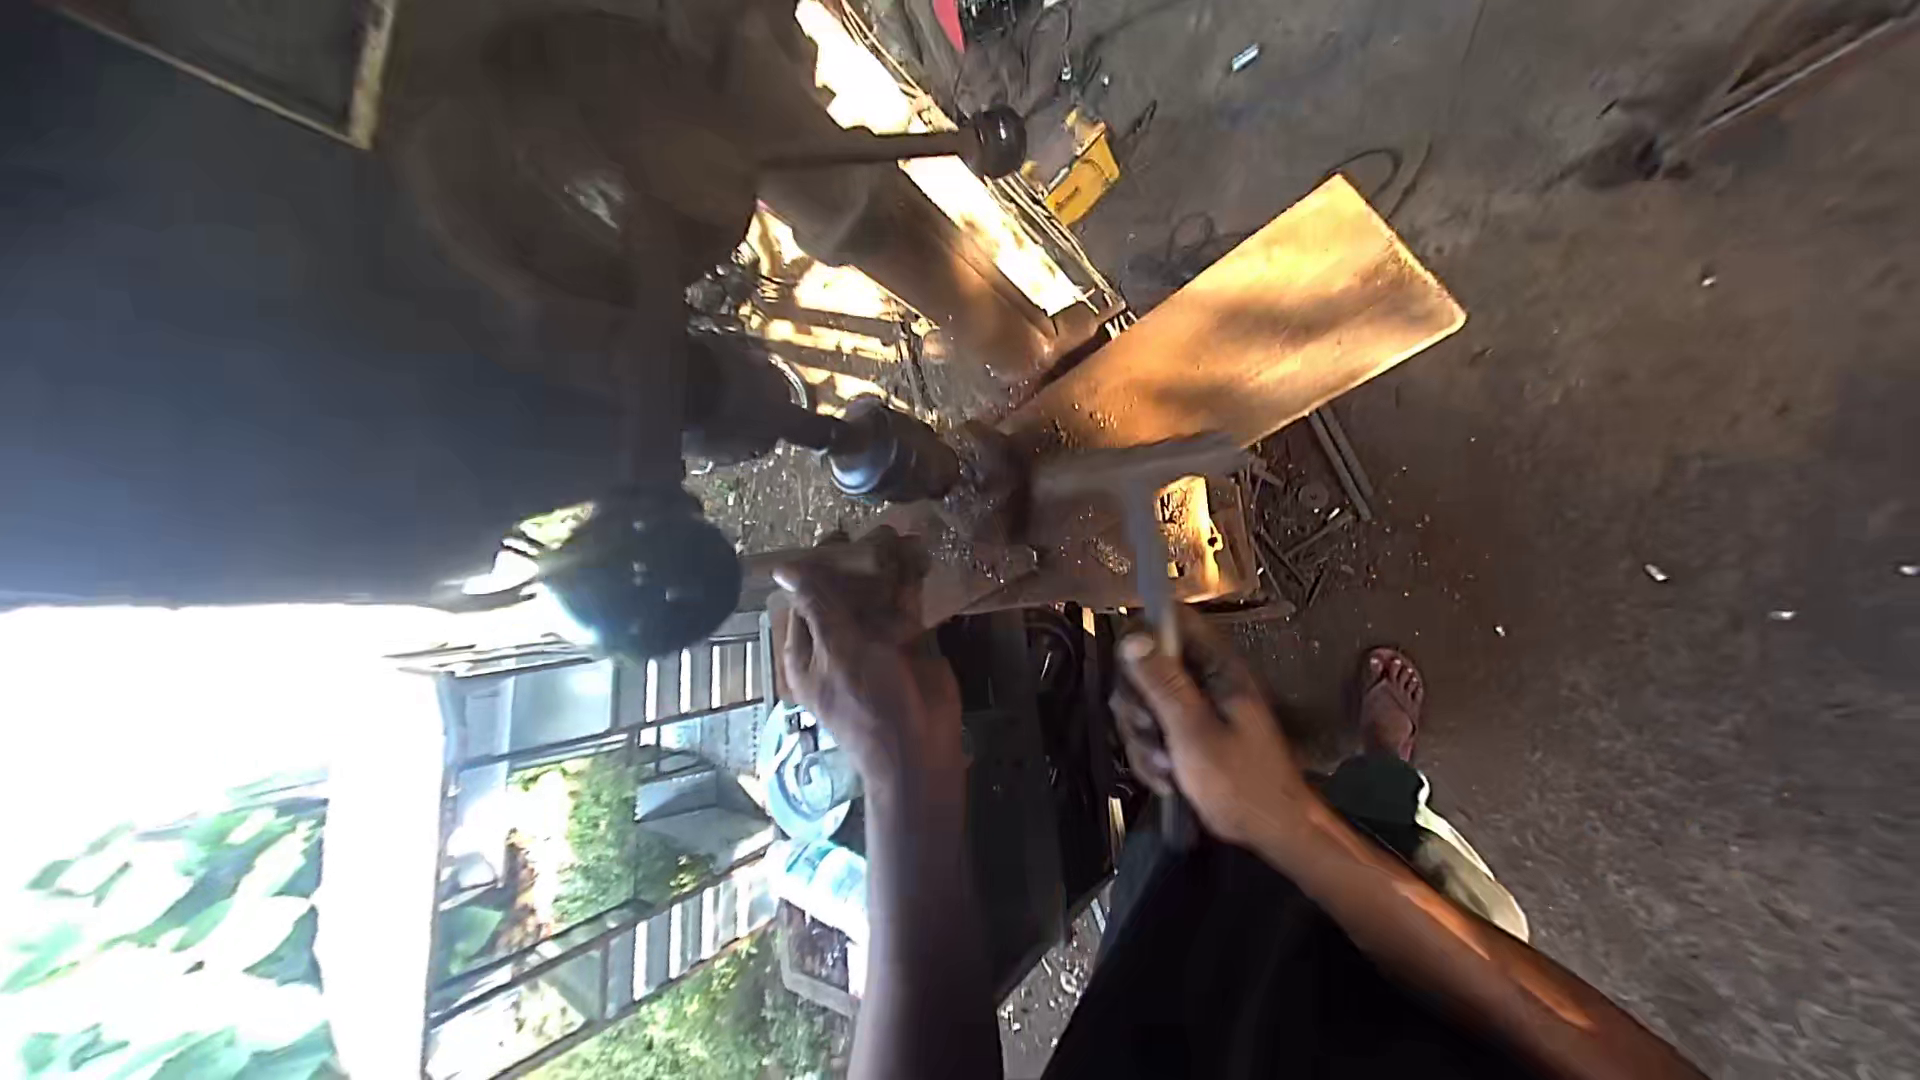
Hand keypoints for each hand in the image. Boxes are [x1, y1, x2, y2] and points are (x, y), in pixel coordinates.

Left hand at [774, 530, 962, 797]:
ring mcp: (874, 644)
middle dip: (858, 566)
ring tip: (899, 538)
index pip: (806, 599)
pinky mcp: (907, 644)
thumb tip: (783, 569)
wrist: (920, 747)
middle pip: (843, 595)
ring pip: (876, 599)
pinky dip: (911, 586)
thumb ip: (817, 607)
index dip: (820, 568)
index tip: (839, 537)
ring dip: (887, 571)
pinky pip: (905, 609)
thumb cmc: (868, 702)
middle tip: (877, 534)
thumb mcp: (838, 652)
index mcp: (808, 652)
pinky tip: (918, 560)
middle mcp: (839, 644)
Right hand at [1114, 610, 1313, 849]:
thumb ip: (1162, 683)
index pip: (1171, 622)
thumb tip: (1132, 638)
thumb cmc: (1243, 784)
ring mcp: (1196, 706)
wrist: (1274, 835)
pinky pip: (1151, 730)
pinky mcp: (1188, 731)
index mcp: (1216, 667)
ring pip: (1143, 702)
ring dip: (1142, 738)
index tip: (1128, 674)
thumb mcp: (1194, 732)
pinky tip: (1165, 778)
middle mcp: (1205, 679)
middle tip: (1147, 733)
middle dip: (1136, 704)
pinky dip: (1150, 754)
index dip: (1141, 637)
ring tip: (1162, 768)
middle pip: (1146, 665)